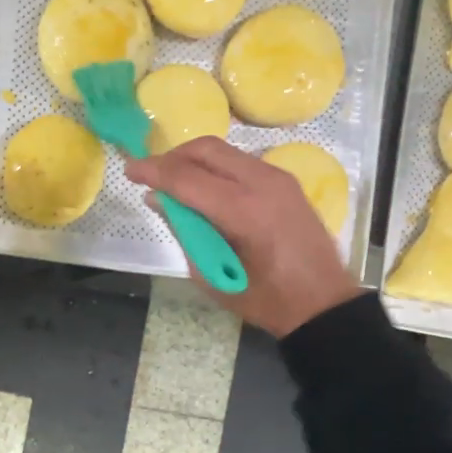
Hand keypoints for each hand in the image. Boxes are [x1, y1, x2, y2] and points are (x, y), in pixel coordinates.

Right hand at [125, 137, 361, 337]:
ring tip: (173, 184)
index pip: (187, 178)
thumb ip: (185, 232)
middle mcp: (262, 183)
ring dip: (193, 161)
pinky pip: (240, 162)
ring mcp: (278, 178)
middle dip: (172, 158)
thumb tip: (159, 201)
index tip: (128, 171)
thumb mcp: (212, 275)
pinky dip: (215, 168)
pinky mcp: (285, 181)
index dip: (153, 171)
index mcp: (244, 211)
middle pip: (206, 150)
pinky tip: (203, 190)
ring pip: (224, 152)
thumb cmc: (265, 299)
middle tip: (149, 176)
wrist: (322, 302)